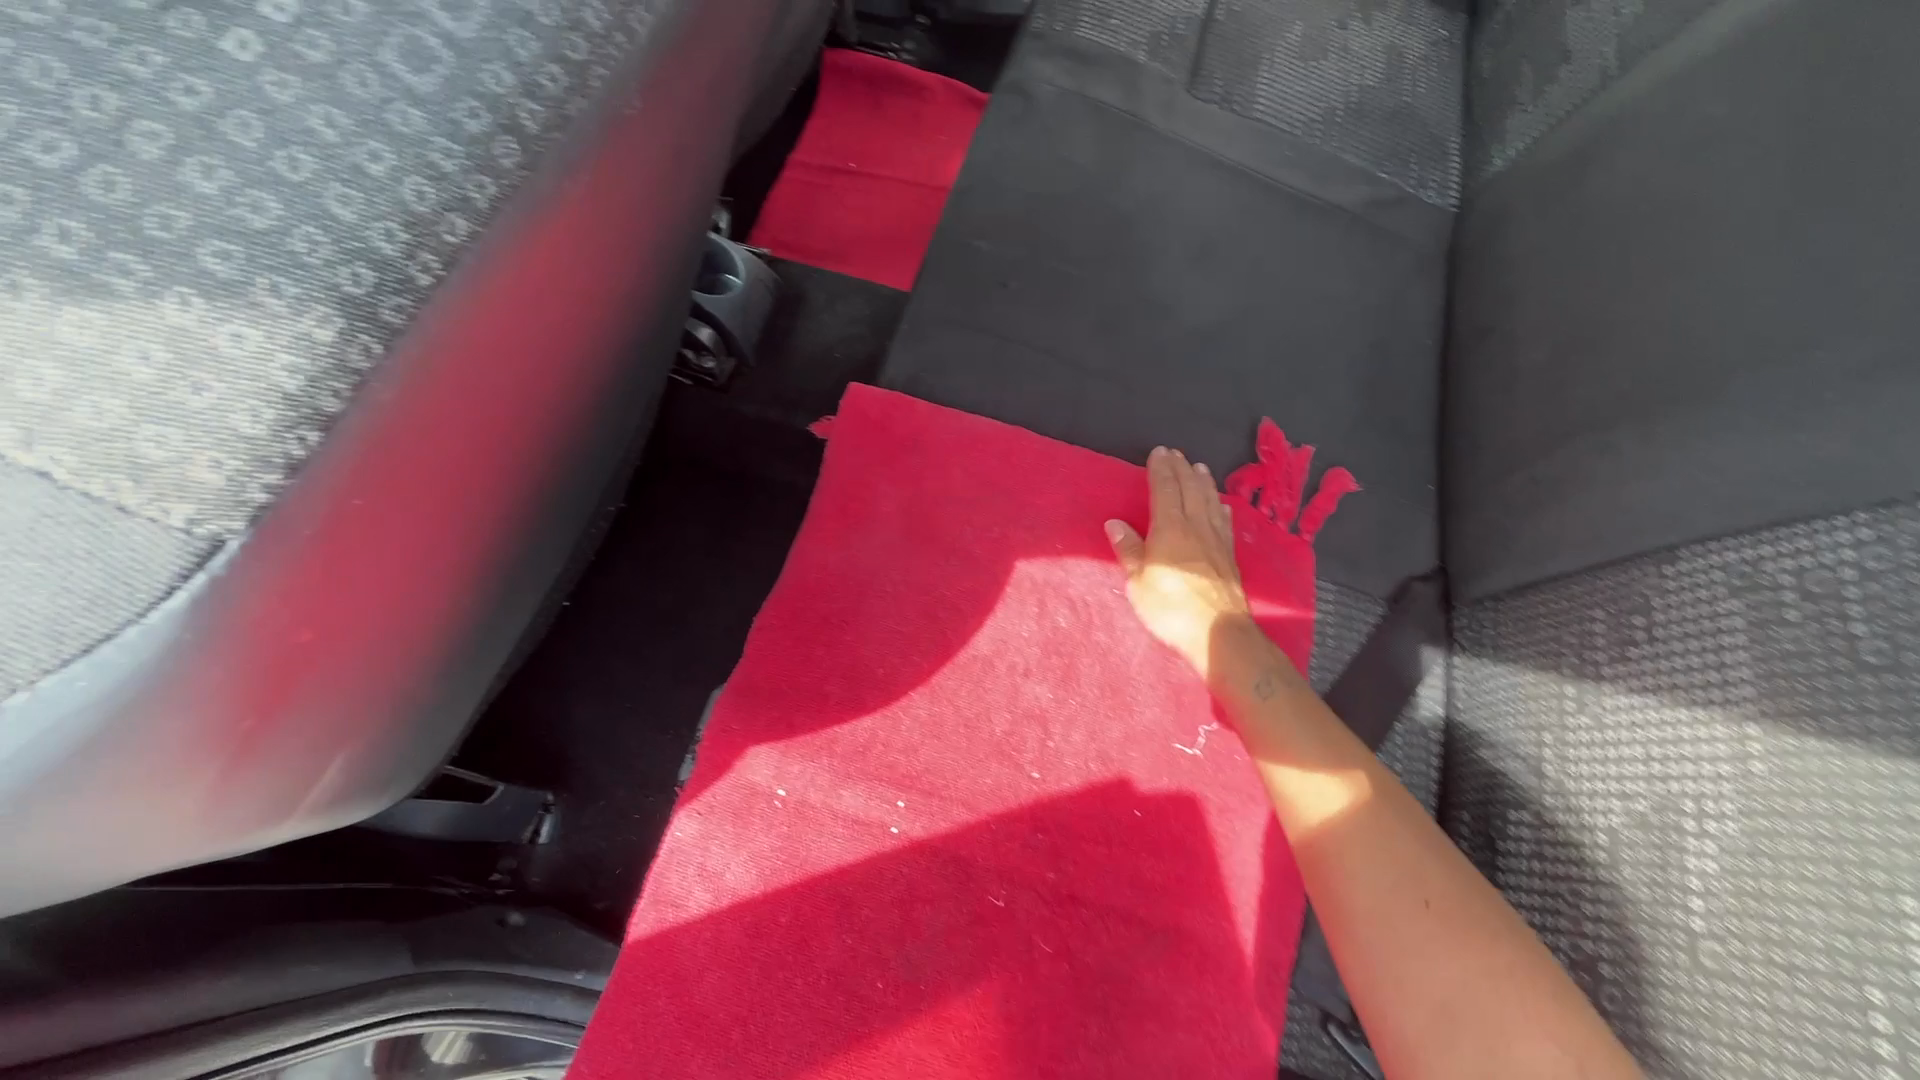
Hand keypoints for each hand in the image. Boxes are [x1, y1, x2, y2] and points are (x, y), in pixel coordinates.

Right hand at [1106, 447, 1250, 677]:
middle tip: (1176, 454)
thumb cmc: (1170, 608)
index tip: (1159, 452)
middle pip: (1190, 489)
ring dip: (1203, 482)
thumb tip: (1116, 523)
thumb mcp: (1138, 582)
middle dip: (1181, 469)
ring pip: (1210, 501)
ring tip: (1200, 468)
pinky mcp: (1229, 556)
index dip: (1161, 469)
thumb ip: (1129, 550)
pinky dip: (1221, 508)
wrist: (1218, 632)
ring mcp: (1216, 540)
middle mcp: (1196, 526)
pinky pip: (1224, 522)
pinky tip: (1222, 506)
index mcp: (1169, 528)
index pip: (1165, 489)